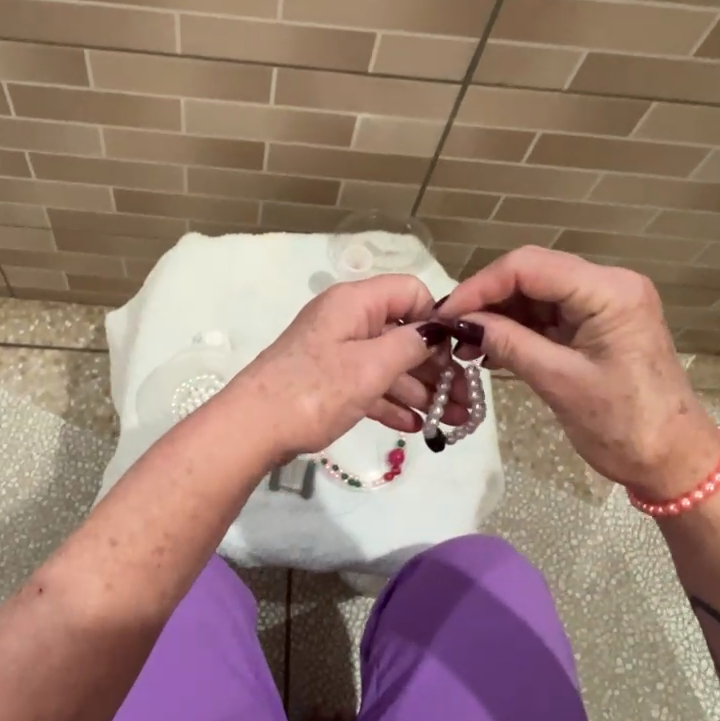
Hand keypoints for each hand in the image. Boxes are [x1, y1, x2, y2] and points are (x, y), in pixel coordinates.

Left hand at [225, 274, 439, 458]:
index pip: (409, 292)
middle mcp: (346, 321)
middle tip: (468, 399)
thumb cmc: (314, 390)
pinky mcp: (327, 382)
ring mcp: (334, 352)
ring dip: (421, 390)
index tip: (460, 353)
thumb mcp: (370, 367)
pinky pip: (368, 386)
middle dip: (437, 366)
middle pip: (402, 332)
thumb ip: (410, 344)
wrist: (252, 428)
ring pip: (387, 364)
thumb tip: (437, 330)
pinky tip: (416, 426)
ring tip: (454, 421)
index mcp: (354, 303)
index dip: (437, 319)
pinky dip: (391, 402)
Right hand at [436, 246, 719, 499]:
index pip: (528, 266)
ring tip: (465, 344)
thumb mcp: (559, 383)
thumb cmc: (625, 426)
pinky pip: (547, 313)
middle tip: (449, 330)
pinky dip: (516, 328)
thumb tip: (460, 324)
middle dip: (486, 299)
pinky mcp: (598, 323)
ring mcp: (605, 303)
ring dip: (498, 315)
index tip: (445, 315)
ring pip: (535, 292)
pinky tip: (490, 349)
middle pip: (531, 273)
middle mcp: (609, 284)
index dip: (480, 286)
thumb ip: (508, 344)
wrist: (675, 461)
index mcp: (609, 292)